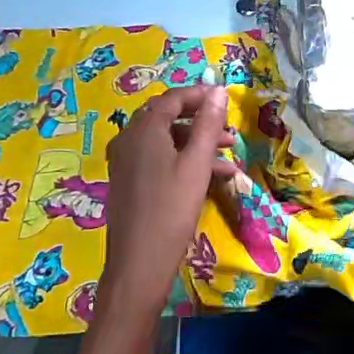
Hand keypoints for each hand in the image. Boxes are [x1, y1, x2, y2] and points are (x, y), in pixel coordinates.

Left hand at [99, 85, 232, 321]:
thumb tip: (218, 90)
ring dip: (195, 144)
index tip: (224, 99)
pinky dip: (181, 160)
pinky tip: (208, 178)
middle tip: (228, 131)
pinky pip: (156, 159)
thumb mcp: (197, 164)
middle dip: (200, 121)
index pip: (172, 98)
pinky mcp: (127, 181)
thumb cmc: (172, 209)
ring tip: (228, 157)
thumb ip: (208, 125)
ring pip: (164, 141)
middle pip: (166, 117)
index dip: (200, 95)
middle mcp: (128, 139)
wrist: (139, 262)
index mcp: (143, 129)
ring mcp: (124, 161)